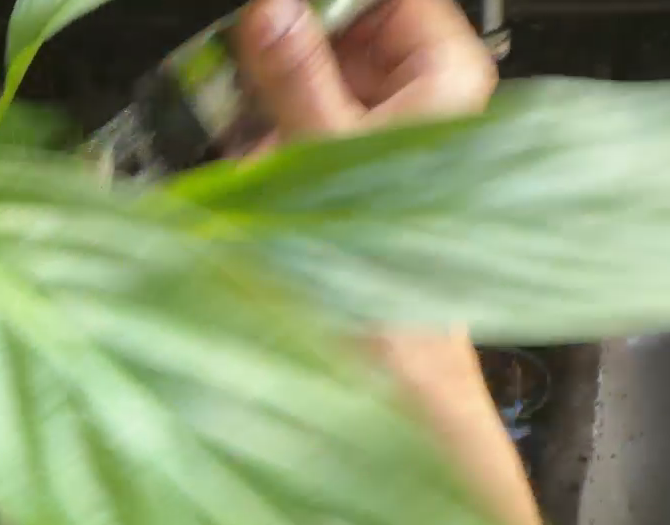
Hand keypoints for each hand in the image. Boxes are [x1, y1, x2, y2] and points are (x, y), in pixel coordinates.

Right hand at [233, 0, 499, 415]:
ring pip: (309, 88)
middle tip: (242, 52)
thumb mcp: (326, 151)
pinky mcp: (326, 175)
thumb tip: (270, 12)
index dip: (332, 0)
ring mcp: (362, 142)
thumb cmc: (382, 261)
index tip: (275, 8)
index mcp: (441, 76)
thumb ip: (295, 77)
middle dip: (286, 47)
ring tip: (227, 107)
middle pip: (342, 40)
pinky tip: (231, 147)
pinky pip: (288, 134)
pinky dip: (255, 135)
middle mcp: (408, 104)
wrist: (368, 344)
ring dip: (263, 94)